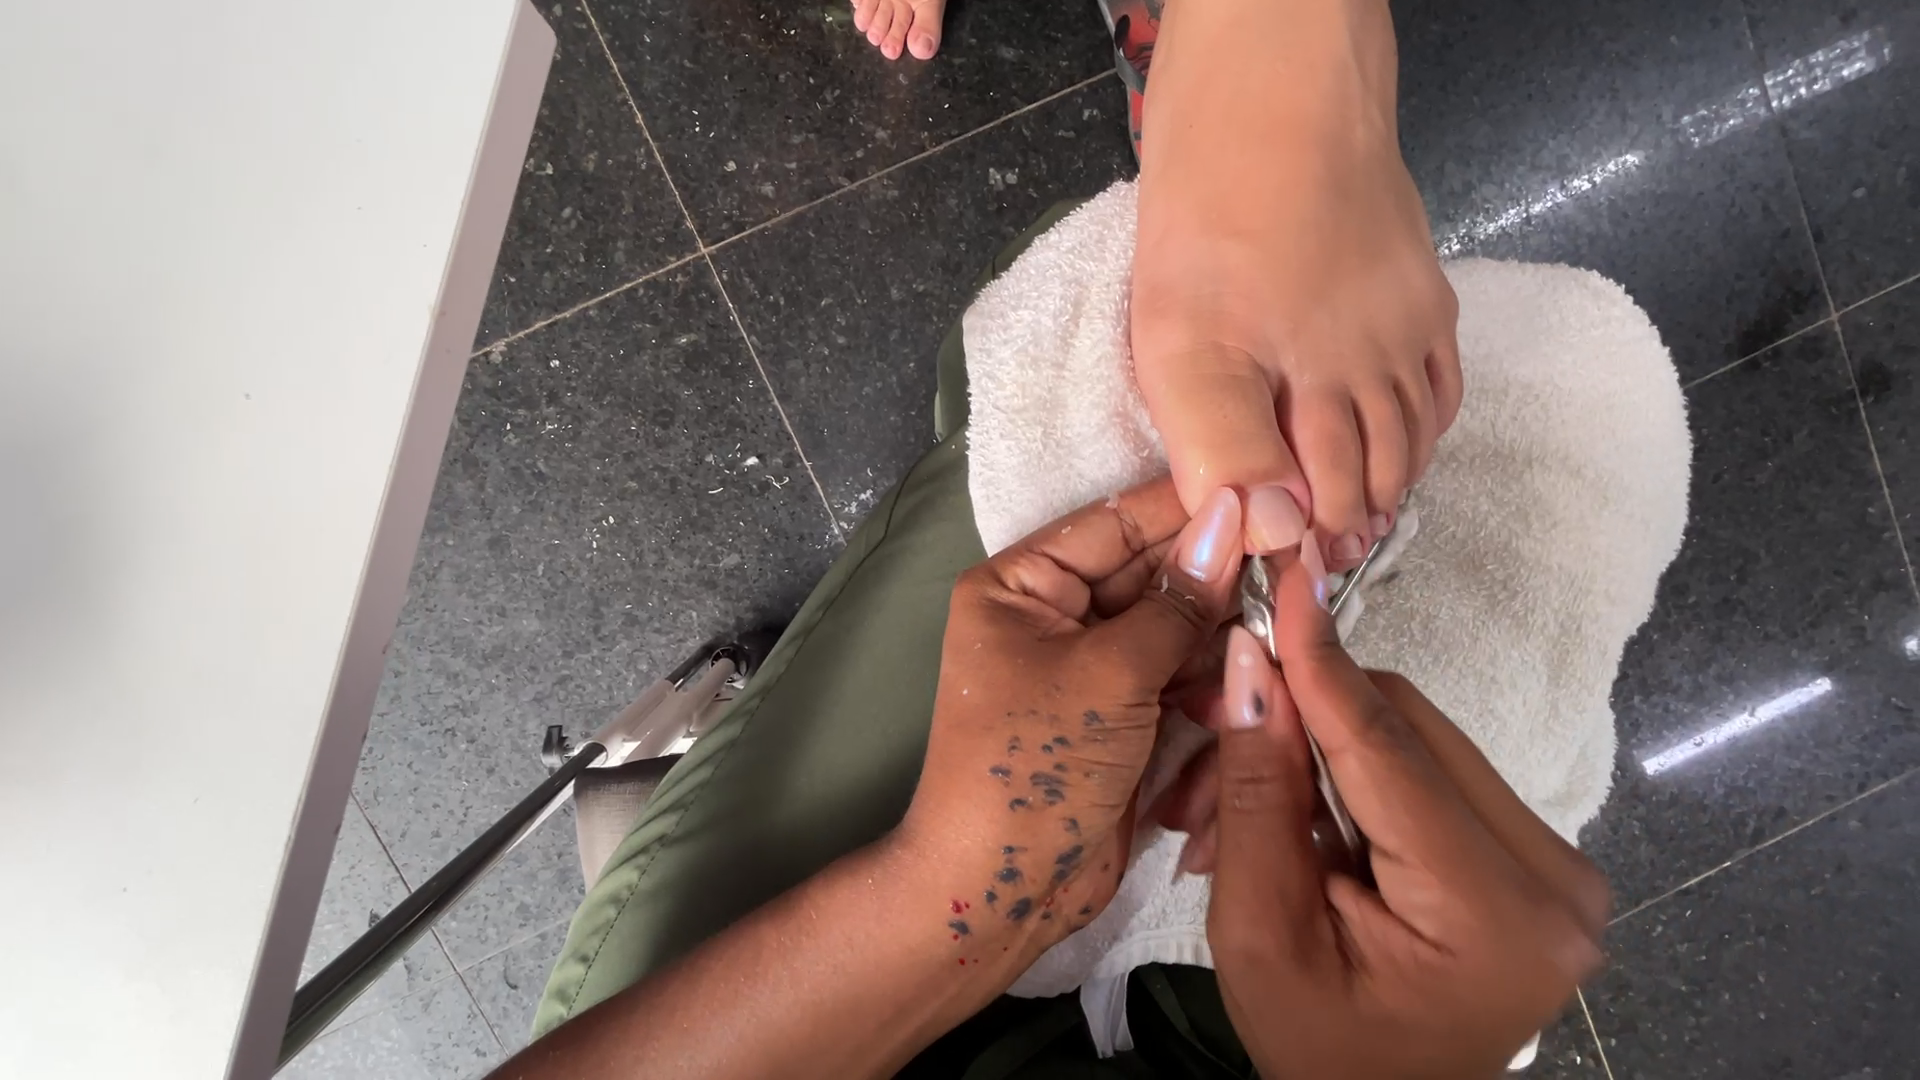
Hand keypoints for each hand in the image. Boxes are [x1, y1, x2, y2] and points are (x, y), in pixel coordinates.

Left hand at [891, 480, 1244, 969]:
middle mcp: (1051, 614)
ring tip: (1273, 628)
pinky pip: (1173, 672)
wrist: (1005, 888)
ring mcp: (1088, 663)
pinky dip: (1205, 679)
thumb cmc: (1035, 763)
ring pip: (1169, 625)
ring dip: (1215, 634)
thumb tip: (1230, 516)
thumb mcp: (1106, 675)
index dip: (1184, 507)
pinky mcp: (1119, 708)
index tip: (1262, 490)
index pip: (1111, 524)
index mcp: (1020, 586)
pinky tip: (1241, 684)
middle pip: (1146, 573)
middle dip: (1210, 575)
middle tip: (1292, 556)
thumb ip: (1174, 603)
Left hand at [1131, 0, 1460, 567]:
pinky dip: (1422, 426)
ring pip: (1414, 433)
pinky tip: (1404, 439)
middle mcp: (1386, 365)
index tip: (1288, 589)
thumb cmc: (1211, 220)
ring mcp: (1410, 320)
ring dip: (1388, 484)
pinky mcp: (1417, 281)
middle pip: (1380, 473)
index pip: (1328, 501)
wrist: (1270, 86)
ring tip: (1358, 523)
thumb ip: (1227, 446)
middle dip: (1349, 528)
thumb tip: (1276, 537)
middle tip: (1322, 569)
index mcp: (1327, 390)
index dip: (1308, 551)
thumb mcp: (1184, 347)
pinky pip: (1439, 378)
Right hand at [1199, 557, 1608, 1077]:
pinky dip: (1338, 768)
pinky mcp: (1521, 850)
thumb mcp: (1257, 926)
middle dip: (1291, 714)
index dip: (1320, 658)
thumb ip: (1257, 791)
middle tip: (1204, 742)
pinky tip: (1288, 806)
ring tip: (1227, 801)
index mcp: (1492, 912)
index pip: (1385, 747)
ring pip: (1403, 735)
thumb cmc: (1313, 1044)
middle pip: (1399, 726)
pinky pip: (1414, 765)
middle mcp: (1551, 873)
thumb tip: (1250, 667)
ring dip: (1307, 744)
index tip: (1281, 577)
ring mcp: (1548, 859)